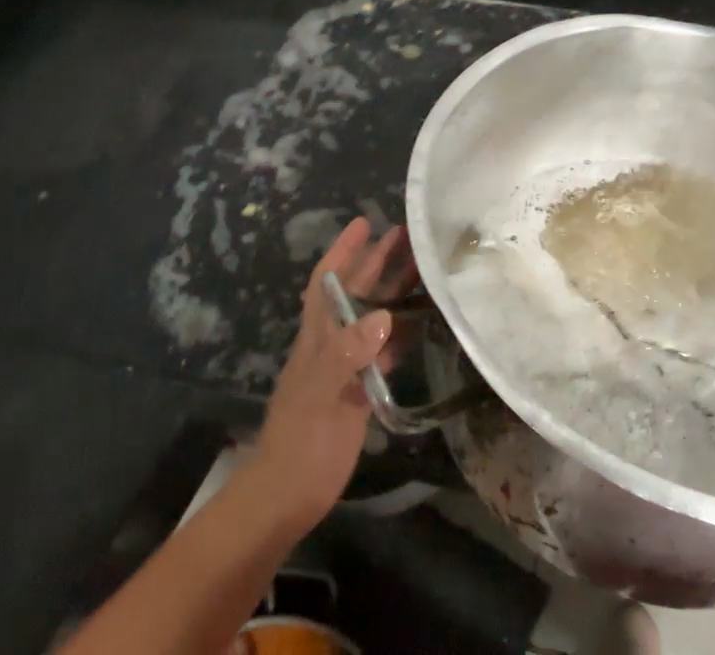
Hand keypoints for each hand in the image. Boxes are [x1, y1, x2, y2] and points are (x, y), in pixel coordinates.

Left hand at [247, 218, 417, 529]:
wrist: (291, 491)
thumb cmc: (301, 440)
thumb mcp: (321, 394)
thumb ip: (347, 354)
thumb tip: (383, 315)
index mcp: (316, 337)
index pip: (327, 282)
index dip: (342, 251)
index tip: (363, 222)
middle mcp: (332, 344)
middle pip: (355, 293)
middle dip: (376, 262)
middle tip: (407, 235)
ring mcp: (347, 367)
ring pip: (373, 319)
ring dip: (393, 292)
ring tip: (423, 268)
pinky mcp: (361, 391)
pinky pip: (385, 352)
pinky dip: (401, 333)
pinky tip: (422, 323)